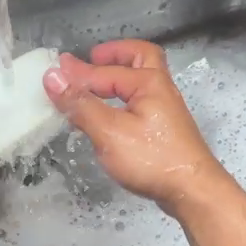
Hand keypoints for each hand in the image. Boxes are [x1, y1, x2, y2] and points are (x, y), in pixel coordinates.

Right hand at [40, 40, 230, 211]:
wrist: (192, 191)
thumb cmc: (152, 159)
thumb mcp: (109, 132)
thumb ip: (81, 105)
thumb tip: (53, 76)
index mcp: (148, 82)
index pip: (104, 72)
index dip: (77, 74)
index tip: (52, 73)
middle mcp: (161, 89)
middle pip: (140, 59)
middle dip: (115, 55)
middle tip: (93, 58)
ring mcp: (167, 111)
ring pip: (144, 81)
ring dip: (121, 75)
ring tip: (99, 83)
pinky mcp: (166, 131)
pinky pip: (143, 102)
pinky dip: (125, 98)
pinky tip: (113, 114)